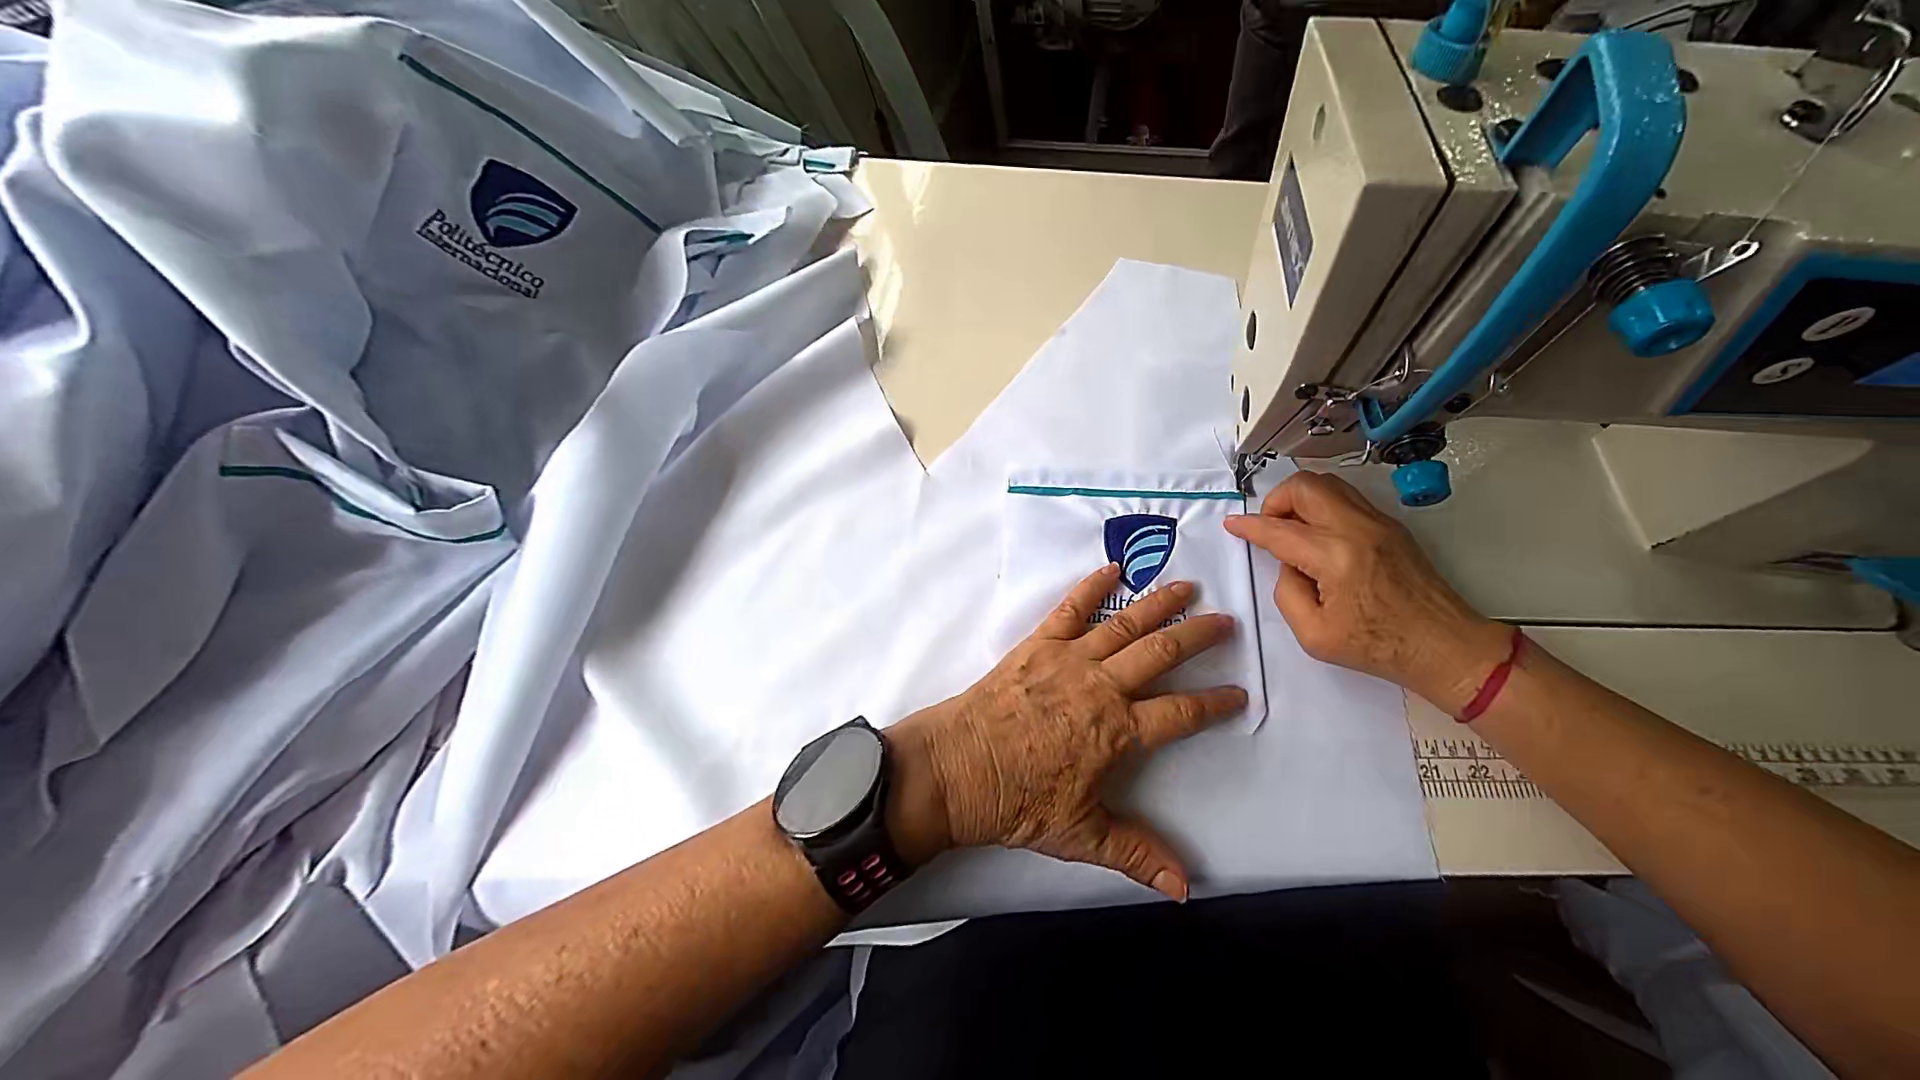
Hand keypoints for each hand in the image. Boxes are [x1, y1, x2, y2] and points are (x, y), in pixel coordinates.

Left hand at [885, 564, 1245, 901]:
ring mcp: (1068, 661)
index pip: (1182, 713)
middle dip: (1198, 636)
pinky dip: (1091, 587)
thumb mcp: (1081, 835)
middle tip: (1226, 621)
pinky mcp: (1036, 646)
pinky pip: (1070, 610)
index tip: (1240, 693)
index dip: (1215, 703)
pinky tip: (1112, 569)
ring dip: (1158, 604)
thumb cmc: (1016, 802)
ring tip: (1186, 587)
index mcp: (1118, 732)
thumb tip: (1184, 890)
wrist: (955, 769)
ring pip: (1124, 625)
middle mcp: (1100, 688)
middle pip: (1161, 654)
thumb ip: (1137, 854)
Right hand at [1222, 470, 1510, 712]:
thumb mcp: (1313, 634)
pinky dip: (1322, 506)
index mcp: (1335, 557)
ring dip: (1300, 499)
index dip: (1249, 526)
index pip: (1279, 530)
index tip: (1233, 525)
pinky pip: (1347, 498)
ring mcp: (1379, 523)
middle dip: (1276, 501)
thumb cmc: (1379, 646)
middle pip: (1305, 486)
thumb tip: (1289, 565)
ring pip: (1328, 484)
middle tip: (1269, 528)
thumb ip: (1287, 592)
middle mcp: (1358, 529)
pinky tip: (1318, 537)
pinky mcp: (1391, 527)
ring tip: (1292, 530)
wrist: (1444, 646)